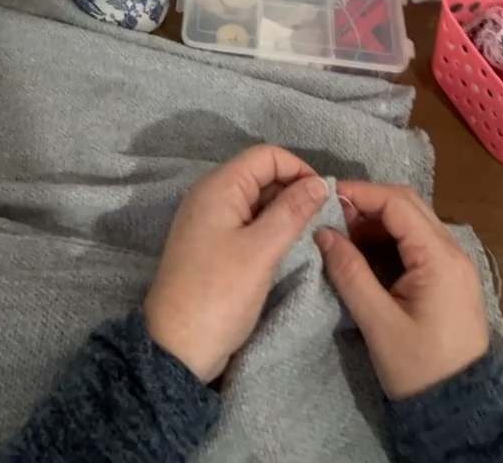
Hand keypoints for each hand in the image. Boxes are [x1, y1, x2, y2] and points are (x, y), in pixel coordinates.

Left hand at [143, 145, 329, 381]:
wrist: (176, 347)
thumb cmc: (219, 293)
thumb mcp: (261, 250)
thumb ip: (292, 211)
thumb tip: (320, 181)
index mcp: (219, 186)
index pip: (266, 156)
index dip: (298, 169)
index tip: (325, 198)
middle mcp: (210, 194)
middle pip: (260, 174)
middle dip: (294, 189)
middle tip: (324, 219)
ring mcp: (209, 219)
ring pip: (256, 199)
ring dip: (284, 210)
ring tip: (311, 234)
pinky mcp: (211, 242)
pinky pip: (246, 220)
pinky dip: (269, 227)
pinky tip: (287, 246)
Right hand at [314, 180, 490, 399]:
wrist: (460, 412)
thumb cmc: (419, 368)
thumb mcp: (378, 323)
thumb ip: (350, 273)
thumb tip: (322, 233)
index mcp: (439, 258)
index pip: (397, 203)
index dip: (360, 194)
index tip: (326, 198)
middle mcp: (453, 251)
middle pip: (407, 204)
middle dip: (368, 203)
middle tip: (333, 216)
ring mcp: (454, 263)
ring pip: (412, 219)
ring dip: (378, 220)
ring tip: (344, 236)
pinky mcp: (449, 276)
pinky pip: (418, 239)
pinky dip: (390, 236)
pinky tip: (366, 253)